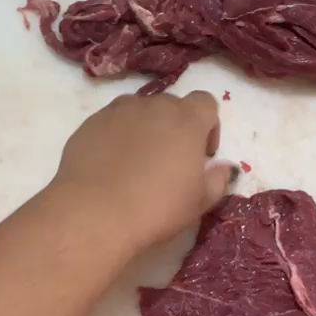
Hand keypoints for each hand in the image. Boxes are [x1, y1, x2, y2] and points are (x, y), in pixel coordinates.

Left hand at [48, 91, 230, 250]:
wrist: (95, 212)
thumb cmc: (157, 208)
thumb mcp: (199, 202)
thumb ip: (218, 180)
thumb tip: (225, 168)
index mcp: (187, 120)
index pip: (206, 102)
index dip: (209, 126)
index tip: (203, 154)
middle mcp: (153, 105)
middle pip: (172, 106)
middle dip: (176, 128)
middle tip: (171, 163)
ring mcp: (118, 111)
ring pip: (140, 112)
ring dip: (146, 130)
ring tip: (139, 163)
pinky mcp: (90, 123)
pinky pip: (112, 123)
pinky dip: (118, 137)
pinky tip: (113, 167)